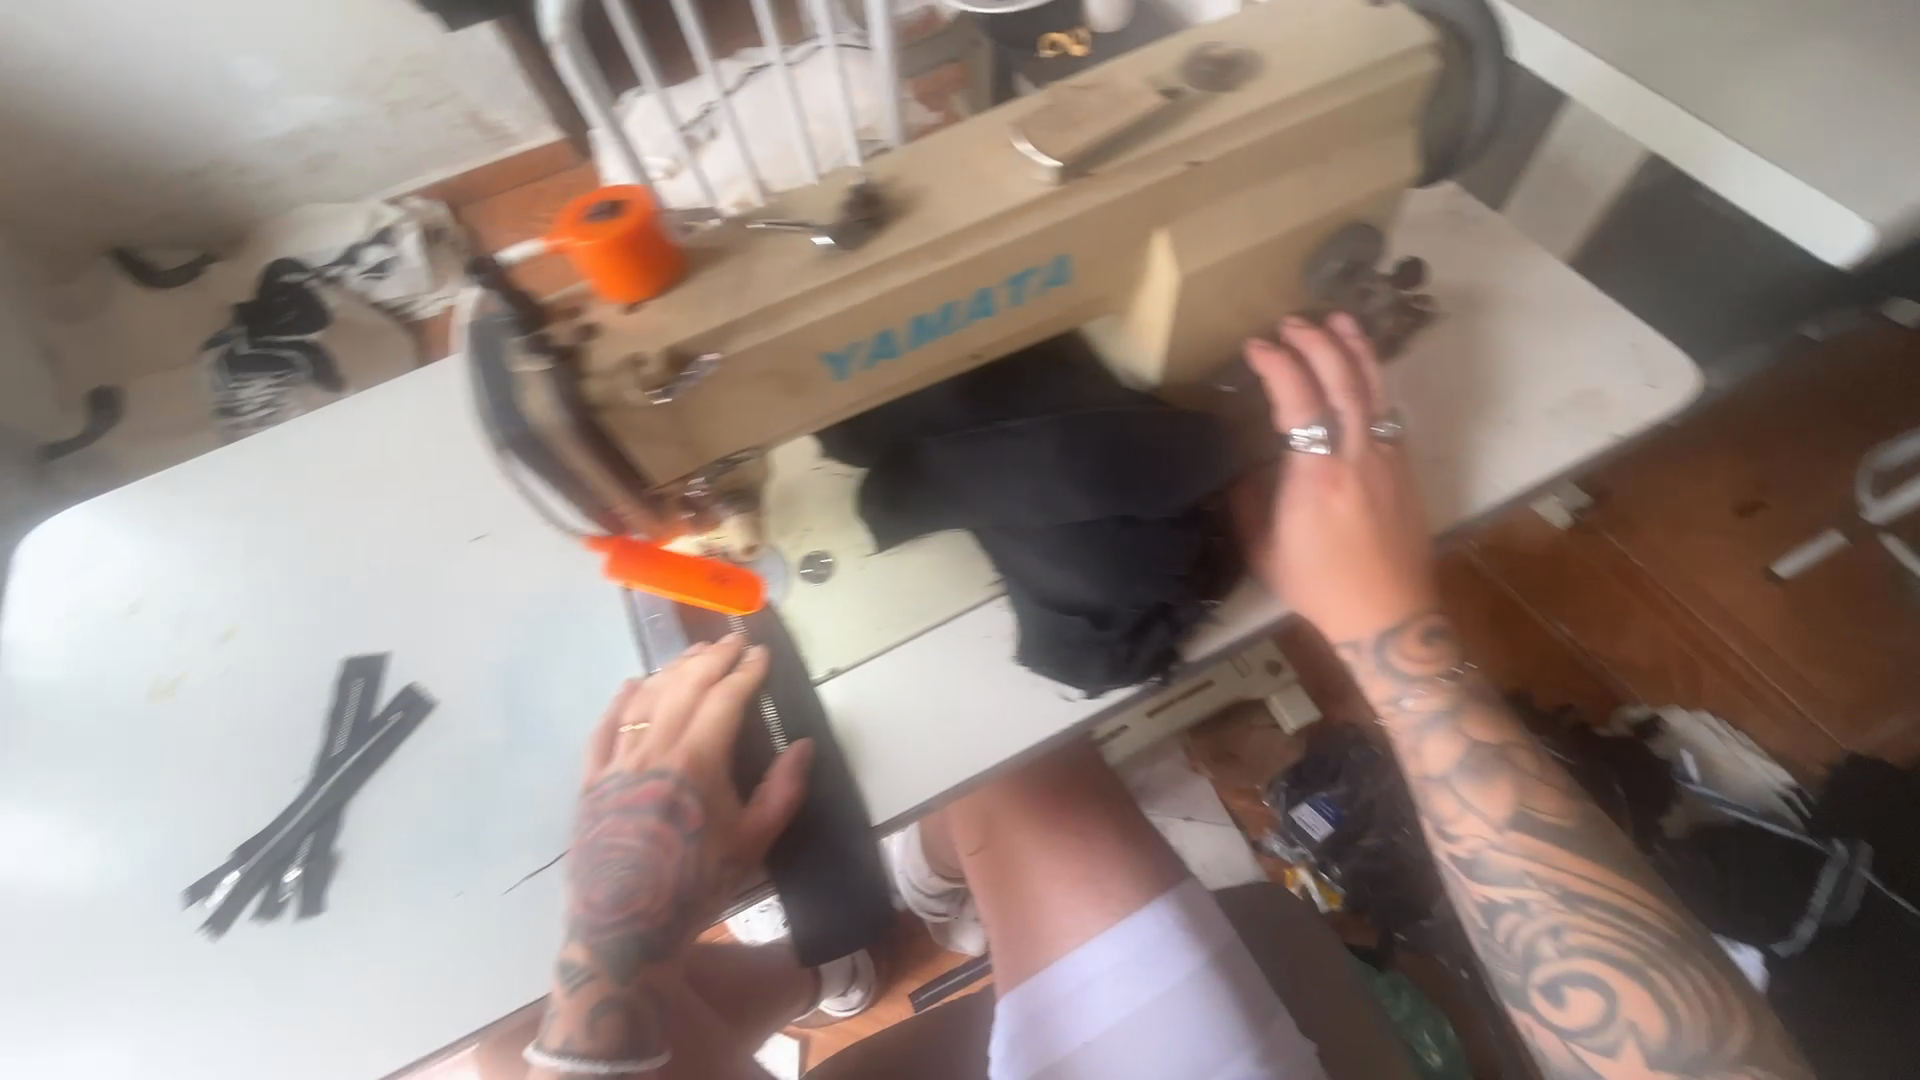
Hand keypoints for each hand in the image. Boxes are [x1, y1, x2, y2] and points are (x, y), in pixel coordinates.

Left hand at [535, 634, 814, 1065]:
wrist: (623, 934)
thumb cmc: (696, 886)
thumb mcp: (753, 843)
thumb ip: (783, 790)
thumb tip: (804, 745)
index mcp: (697, 761)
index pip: (726, 697)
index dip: (747, 670)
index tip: (762, 652)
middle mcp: (654, 749)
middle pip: (685, 685)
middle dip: (713, 657)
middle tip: (733, 641)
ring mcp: (617, 763)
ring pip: (645, 698)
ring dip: (674, 669)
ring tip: (694, 653)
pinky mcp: (591, 781)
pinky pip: (604, 729)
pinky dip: (620, 700)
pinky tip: (633, 683)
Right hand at [1232, 313, 1436, 641]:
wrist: (1387, 612)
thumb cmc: (1316, 585)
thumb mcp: (1263, 548)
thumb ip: (1246, 501)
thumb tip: (1238, 467)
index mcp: (1315, 476)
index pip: (1298, 400)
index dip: (1278, 365)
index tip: (1256, 347)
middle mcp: (1358, 456)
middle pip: (1344, 381)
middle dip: (1317, 343)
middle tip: (1291, 322)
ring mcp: (1389, 458)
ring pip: (1376, 389)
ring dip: (1356, 349)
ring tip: (1338, 320)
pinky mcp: (1406, 468)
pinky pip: (1389, 411)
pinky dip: (1373, 382)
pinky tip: (1361, 372)